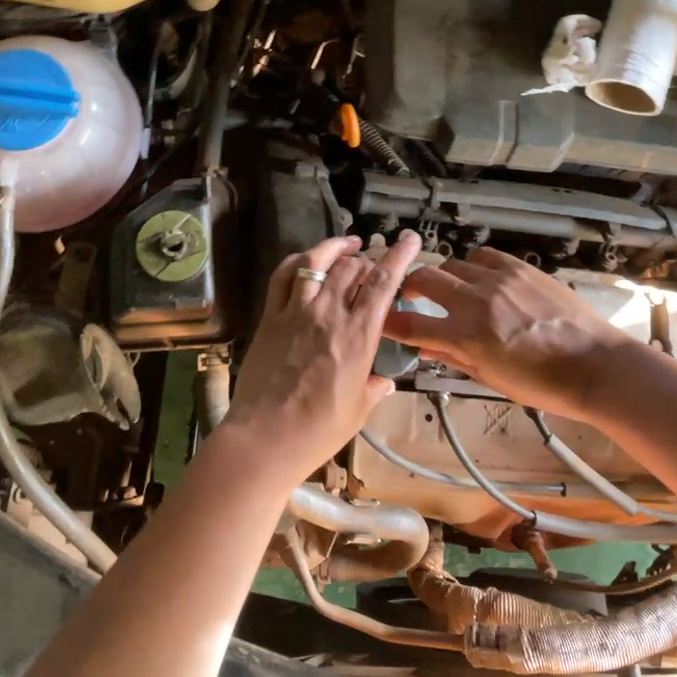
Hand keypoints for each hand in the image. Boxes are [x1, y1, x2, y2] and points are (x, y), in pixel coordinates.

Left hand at [219, 232, 423, 485]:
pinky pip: (283, 277)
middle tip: (373, 264)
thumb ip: (374, 388)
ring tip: (347, 244)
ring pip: (316, 262)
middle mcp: (328, 314)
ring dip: (334, 248)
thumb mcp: (359, 410)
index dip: (398, 257)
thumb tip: (385, 381)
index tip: (409, 239)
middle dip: (367, 259)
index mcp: (358, 336)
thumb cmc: (319, 430)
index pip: (382, 284)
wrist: (266, 437)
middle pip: (351, 268)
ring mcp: (296, 312)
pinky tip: (306, 260)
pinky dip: (297, 261)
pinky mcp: (270, 317)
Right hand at [384, 246, 637, 416]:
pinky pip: (484, 256)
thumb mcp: (492, 379)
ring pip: (453, 264)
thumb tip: (423, 346)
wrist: (599, 366)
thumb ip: (453, 357)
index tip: (381, 321)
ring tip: (451, 291)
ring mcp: (500, 279)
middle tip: (409, 297)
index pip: (413, 324)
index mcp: (468, 336)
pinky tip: (480, 279)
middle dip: (409, 287)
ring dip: (445, 277)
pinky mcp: (521, 268)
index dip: (390, 322)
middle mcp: (478, 301)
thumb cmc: (545, 386)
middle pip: (425, 279)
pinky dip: (473, 266)